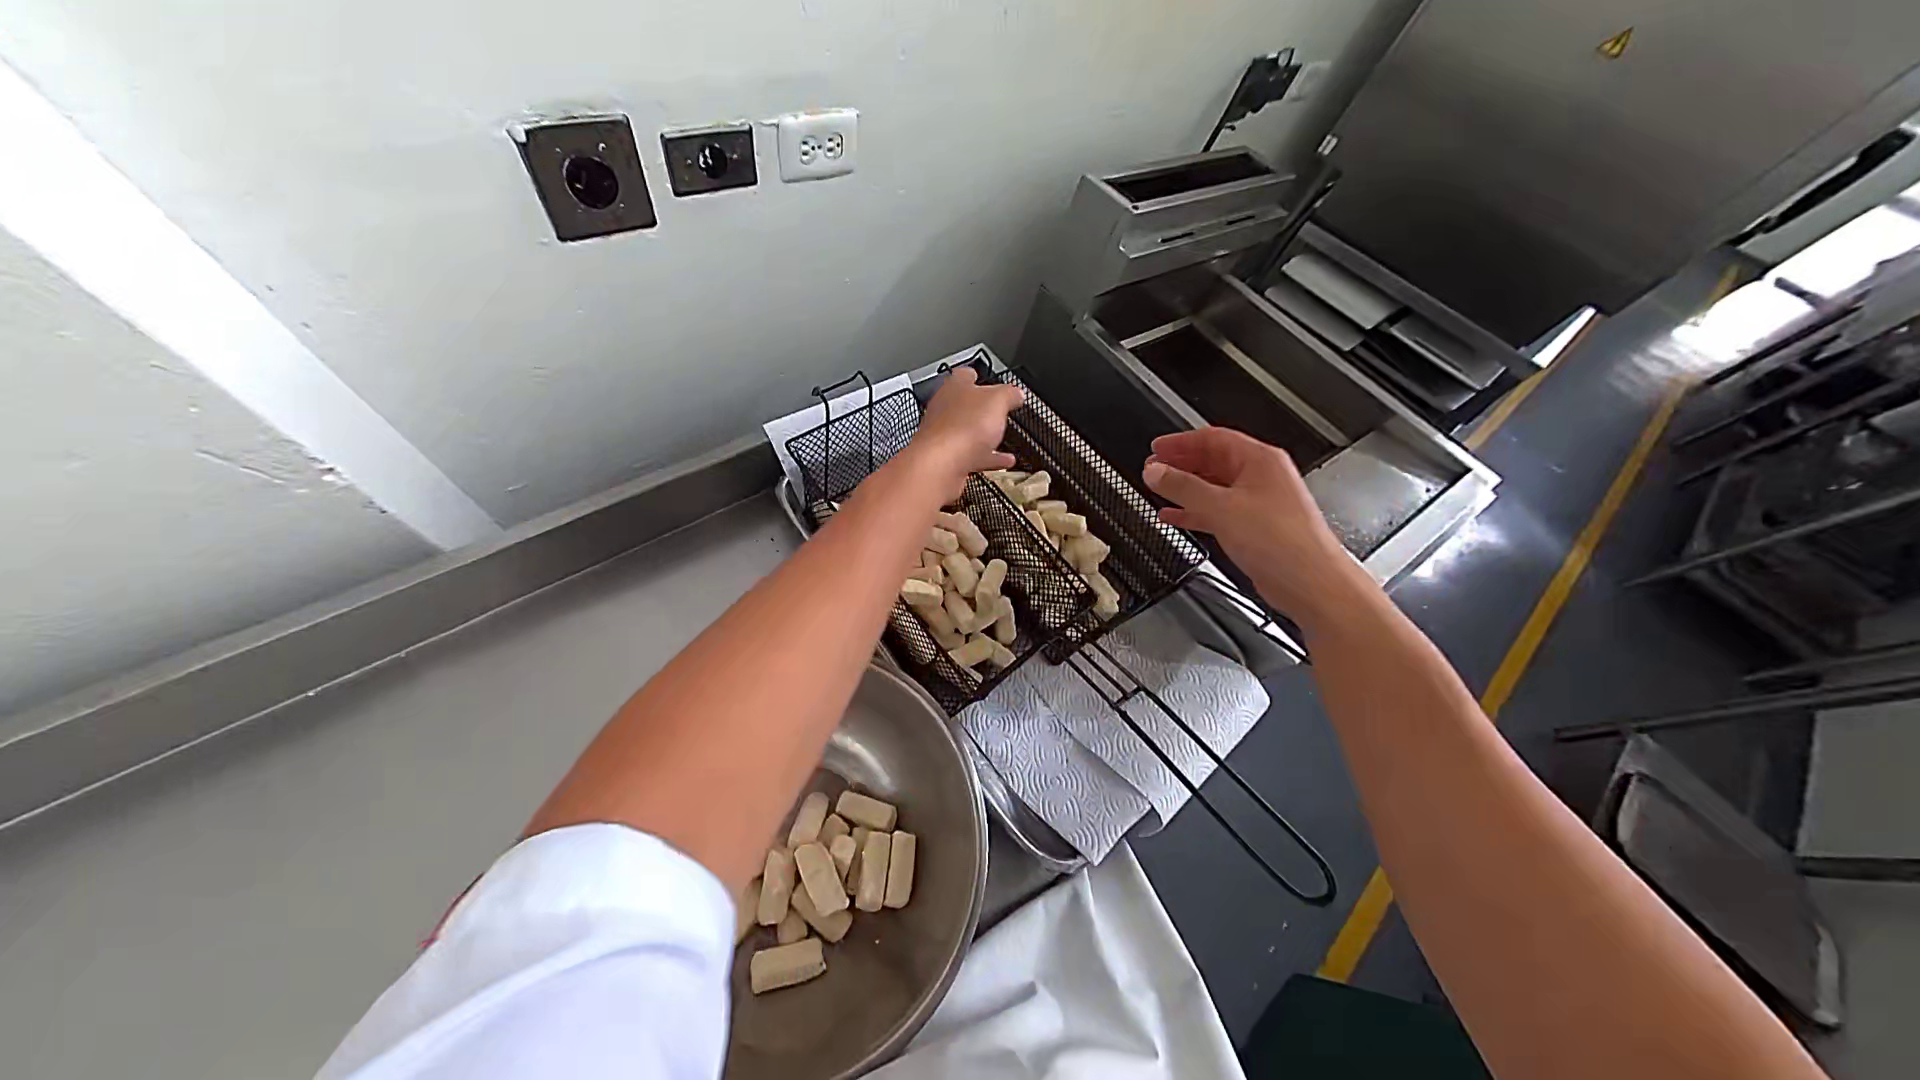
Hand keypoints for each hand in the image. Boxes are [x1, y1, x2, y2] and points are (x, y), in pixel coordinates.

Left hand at [905, 367, 1022, 496]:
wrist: (941, 465)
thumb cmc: (960, 428)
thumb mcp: (997, 401)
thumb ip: (1009, 394)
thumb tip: (1016, 393)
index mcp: (954, 388)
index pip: (964, 375)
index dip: (977, 375)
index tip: (985, 378)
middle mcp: (944, 410)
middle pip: (964, 405)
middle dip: (981, 408)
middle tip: (997, 410)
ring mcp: (944, 436)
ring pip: (967, 432)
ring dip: (985, 435)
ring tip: (1002, 437)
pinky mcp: (947, 459)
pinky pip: (971, 455)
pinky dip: (988, 457)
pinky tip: (1002, 460)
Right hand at [1142, 427, 1377, 630]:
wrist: (1310, 582)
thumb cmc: (1285, 543)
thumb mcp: (1222, 508)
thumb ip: (1184, 487)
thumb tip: (1157, 472)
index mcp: (1260, 461)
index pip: (1213, 438)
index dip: (1181, 441)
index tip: (1158, 448)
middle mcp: (1262, 478)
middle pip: (1213, 461)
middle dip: (1181, 464)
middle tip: (1154, 468)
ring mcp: (1258, 503)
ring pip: (1213, 488)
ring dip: (1185, 489)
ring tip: (1160, 489)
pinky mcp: (1253, 528)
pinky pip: (1217, 511)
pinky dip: (1195, 512)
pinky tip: (1177, 517)